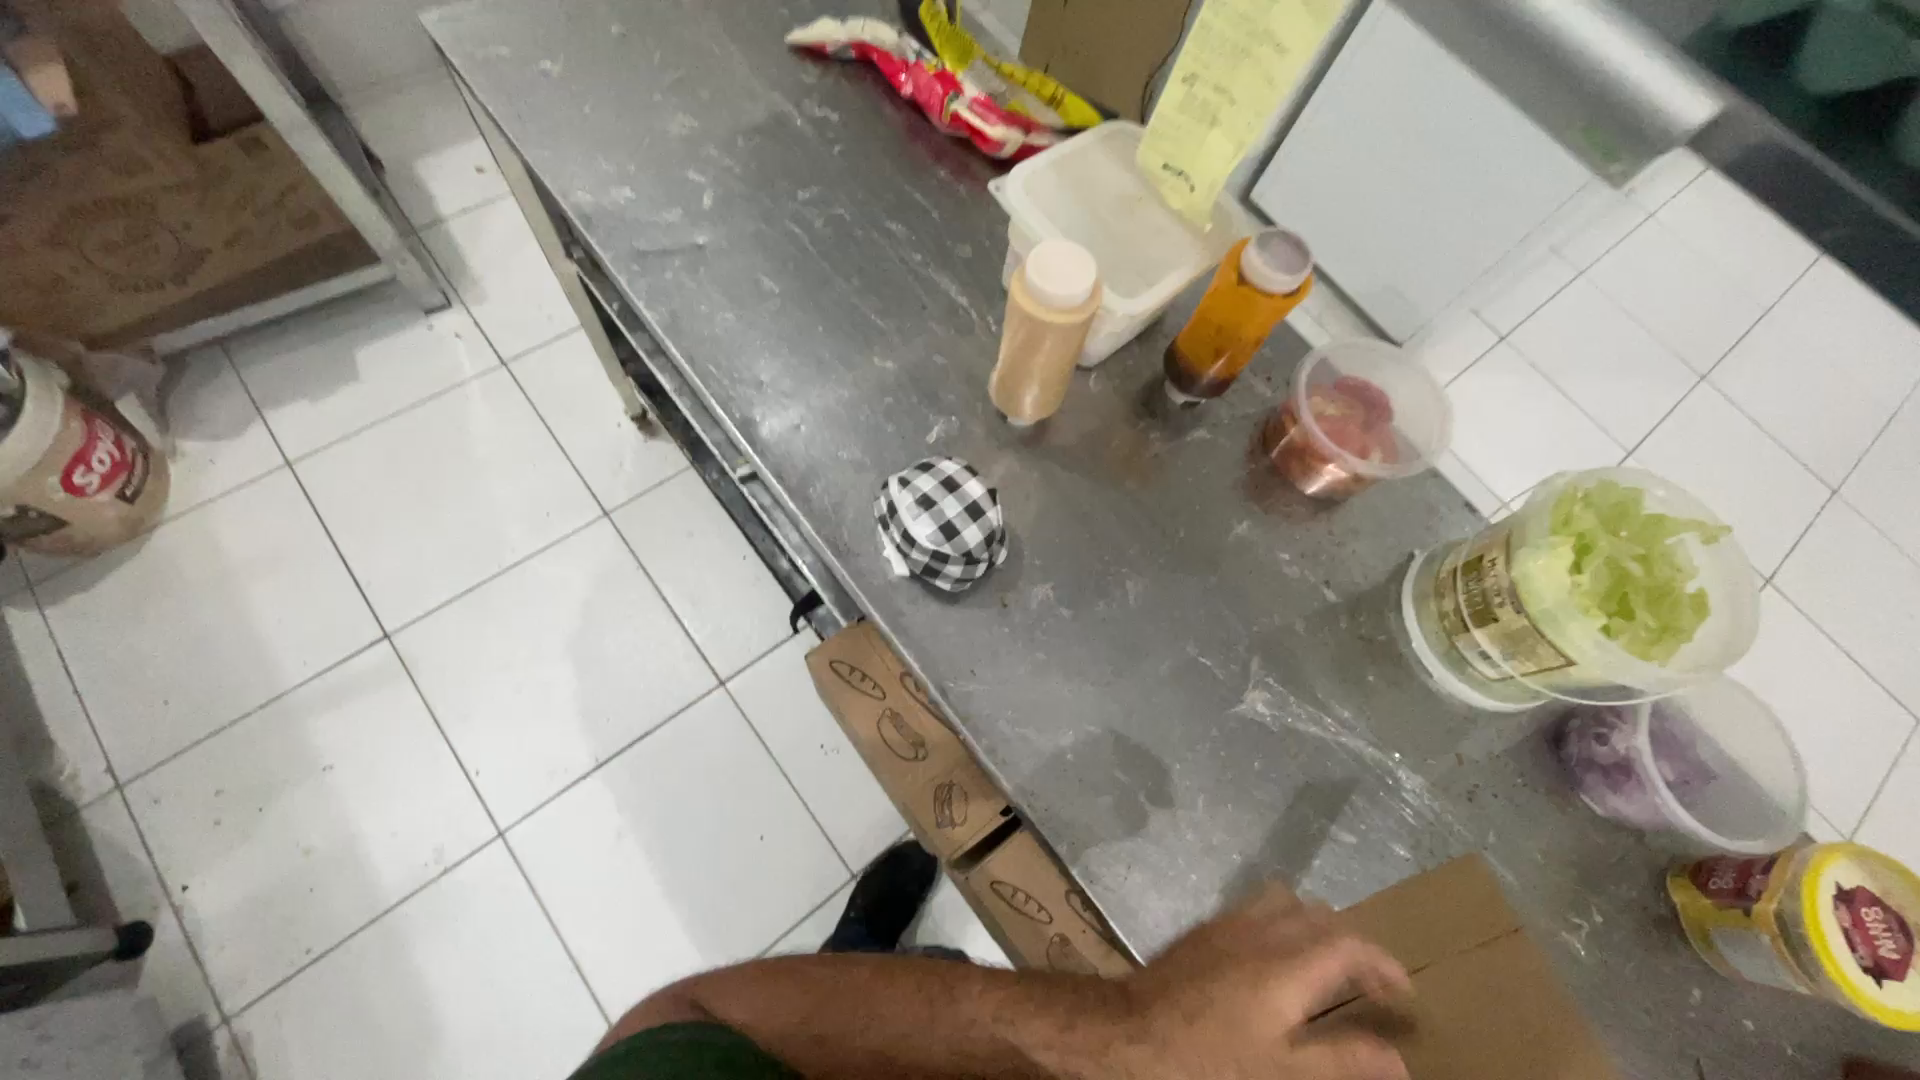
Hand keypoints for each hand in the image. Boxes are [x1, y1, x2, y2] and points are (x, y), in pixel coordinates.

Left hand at [1113, 886, 1411, 1079]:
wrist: (1130, 1031)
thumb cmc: (1209, 1059)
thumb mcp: (1282, 1071)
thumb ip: (1342, 1060)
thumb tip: (1400, 1061)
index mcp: (1287, 963)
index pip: (1351, 944)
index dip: (1384, 964)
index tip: (1404, 992)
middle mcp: (1260, 930)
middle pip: (1319, 914)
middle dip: (1352, 941)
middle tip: (1368, 982)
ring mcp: (1227, 923)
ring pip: (1283, 902)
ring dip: (1312, 924)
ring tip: (1325, 963)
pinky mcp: (1203, 929)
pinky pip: (1253, 908)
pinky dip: (1279, 922)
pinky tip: (1273, 958)